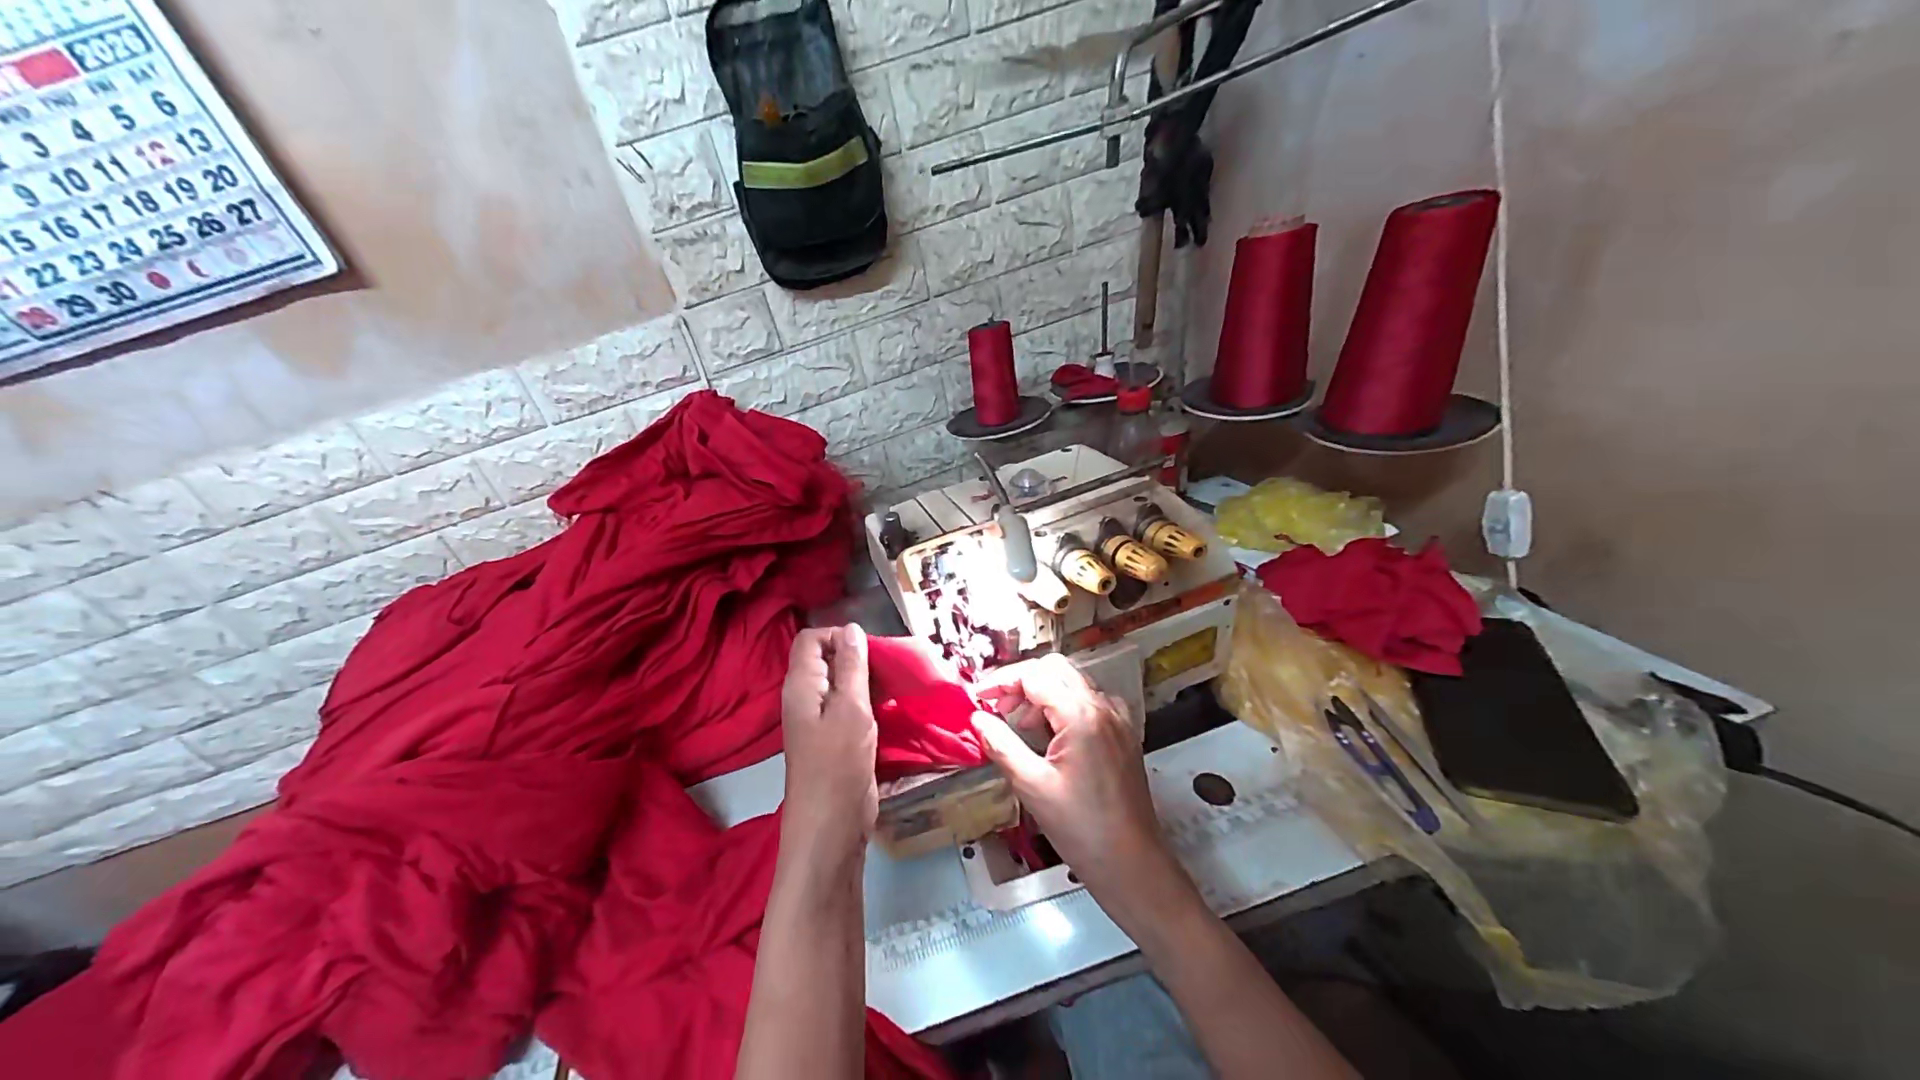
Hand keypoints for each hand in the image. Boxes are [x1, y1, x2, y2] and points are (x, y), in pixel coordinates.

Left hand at [780, 625, 876, 856]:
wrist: (831, 827)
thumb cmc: (838, 764)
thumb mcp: (851, 708)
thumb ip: (852, 666)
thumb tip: (852, 628)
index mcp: (801, 685)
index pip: (811, 639)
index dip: (838, 635)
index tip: (870, 650)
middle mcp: (806, 698)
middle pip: (828, 660)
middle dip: (860, 658)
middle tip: (889, 669)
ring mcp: (820, 721)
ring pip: (844, 685)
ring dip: (869, 682)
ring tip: (896, 686)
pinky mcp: (836, 740)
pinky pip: (852, 708)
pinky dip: (871, 703)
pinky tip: (892, 709)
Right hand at [970, 655, 1181, 901]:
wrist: (1131, 862)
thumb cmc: (1081, 828)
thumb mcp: (1031, 785)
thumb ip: (1001, 744)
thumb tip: (977, 718)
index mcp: (1082, 715)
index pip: (1034, 676)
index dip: (1001, 681)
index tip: (978, 697)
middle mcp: (1104, 708)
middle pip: (1056, 670)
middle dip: (1022, 682)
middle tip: (998, 706)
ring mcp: (1118, 720)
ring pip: (1074, 684)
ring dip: (1043, 693)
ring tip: (1021, 725)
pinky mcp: (1123, 736)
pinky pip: (1090, 704)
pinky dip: (1065, 707)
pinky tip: (1052, 735)